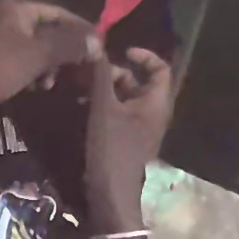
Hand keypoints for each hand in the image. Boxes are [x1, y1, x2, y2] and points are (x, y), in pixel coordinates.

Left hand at [0, 0, 97, 113]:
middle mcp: (7, 16)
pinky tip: (40, 86)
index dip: (80, 28)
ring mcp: (0, 36)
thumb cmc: (0, 68)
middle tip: (83, 67)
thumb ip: (70, 45)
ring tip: (53, 82)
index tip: (99, 45)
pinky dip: (36, 70)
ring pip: (38, 46)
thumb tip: (99, 42)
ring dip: (51, 63)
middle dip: (65, 50)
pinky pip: (26, 58)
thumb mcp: (39, 55)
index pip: (58, 12)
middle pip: (49, 29)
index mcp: (15, 7)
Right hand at [86, 47, 173, 231]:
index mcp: (156, 103)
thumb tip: (96, 44)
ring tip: (78, 86)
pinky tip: (78, 104)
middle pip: (136, 81)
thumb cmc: (112, 149)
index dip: (143, 55)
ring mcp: (138, 126)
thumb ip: (100, 76)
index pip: (160, 68)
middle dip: (112, 73)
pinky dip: (100, 103)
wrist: (110, 195)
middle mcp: (152, 112)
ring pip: (122, 96)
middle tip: (88, 72)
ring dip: (102, 87)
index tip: (119, 51)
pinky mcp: (124, 137)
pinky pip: (115, 111)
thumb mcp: (104, 109)